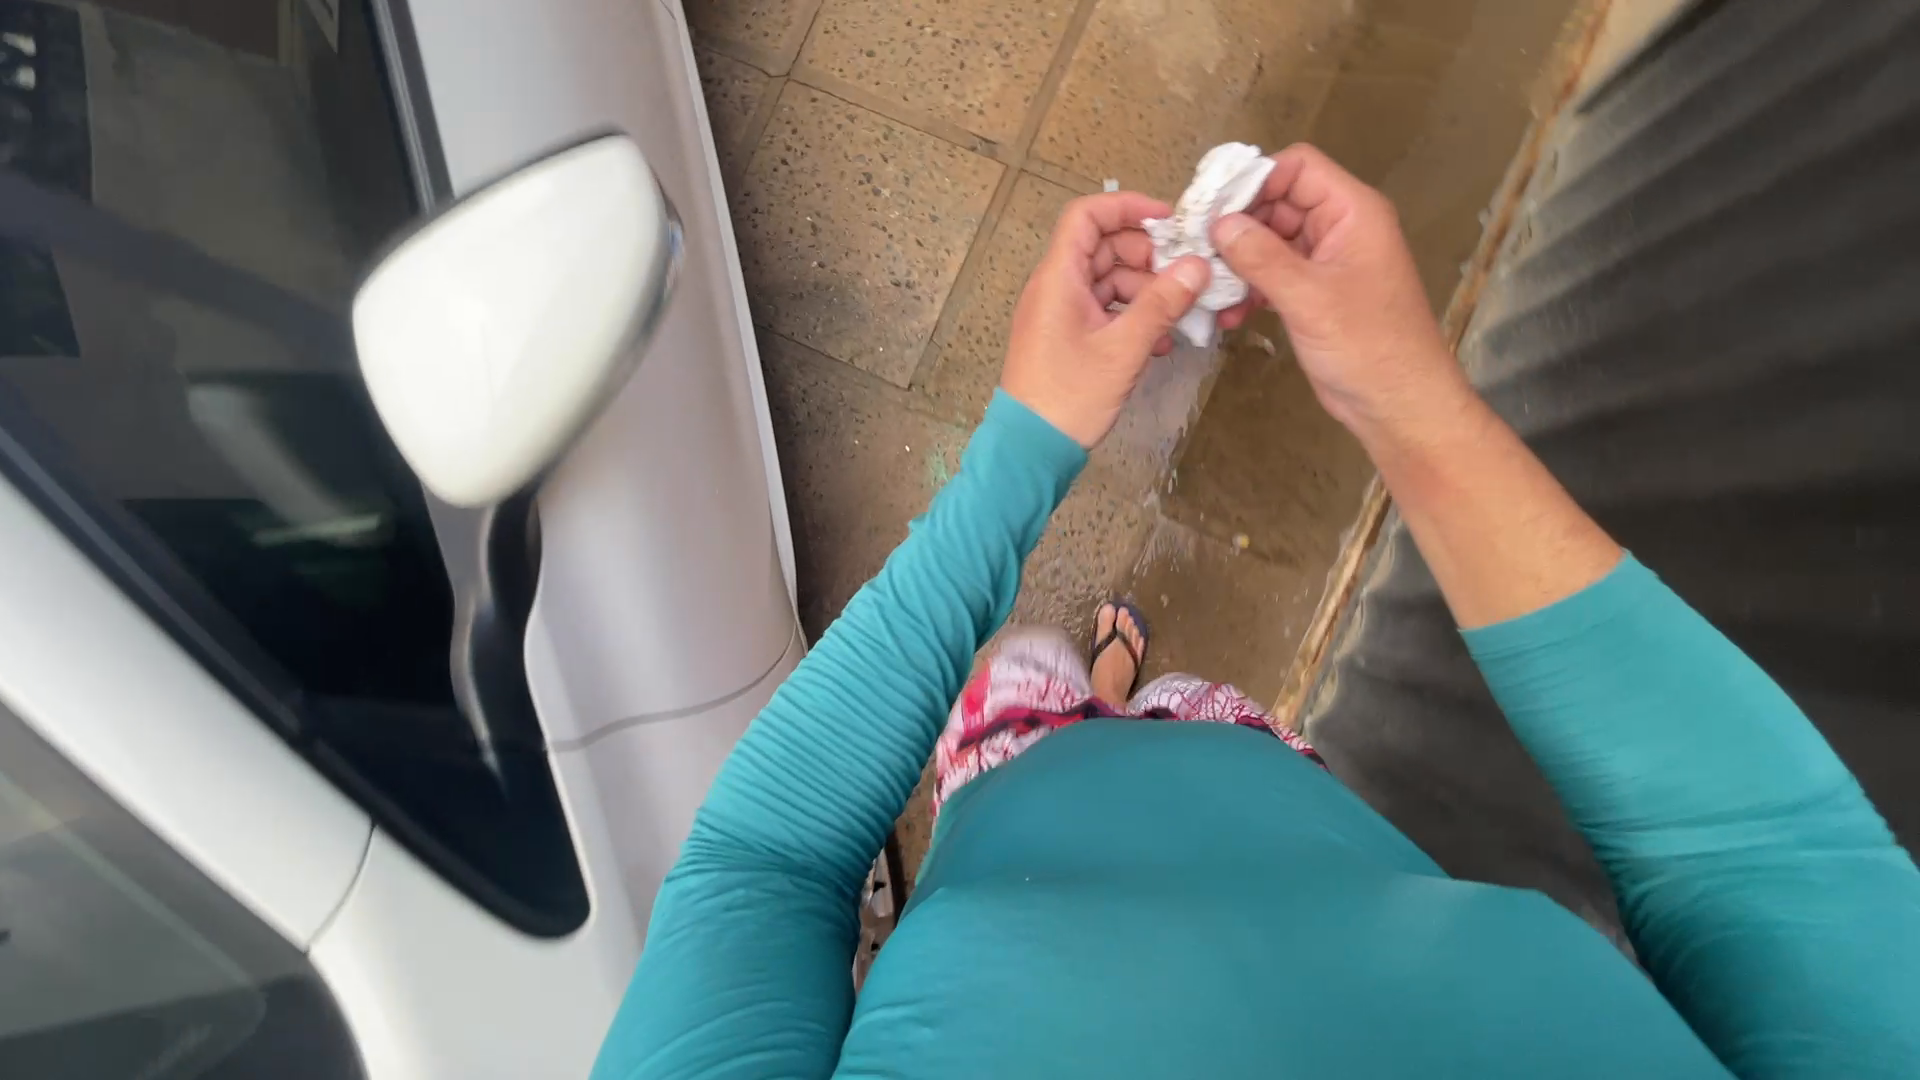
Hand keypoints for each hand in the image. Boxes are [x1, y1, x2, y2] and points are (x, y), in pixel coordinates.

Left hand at [1000, 192, 1210, 447]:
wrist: (1030, 449)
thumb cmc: (1070, 397)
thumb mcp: (1123, 349)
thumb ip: (1162, 304)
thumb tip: (1197, 266)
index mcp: (1058, 278)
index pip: (1087, 215)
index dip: (1127, 207)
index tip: (1169, 221)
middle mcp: (1054, 289)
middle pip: (1103, 248)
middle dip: (1146, 257)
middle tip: (1182, 277)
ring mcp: (1058, 315)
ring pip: (1106, 283)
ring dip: (1144, 293)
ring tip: (1176, 318)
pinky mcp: (1065, 340)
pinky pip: (1101, 312)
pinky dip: (1129, 318)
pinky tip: (1158, 342)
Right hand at [1210, 144, 1471, 437]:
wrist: (1393, 400)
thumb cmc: (1365, 343)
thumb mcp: (1308, 297)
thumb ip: (1262, 257)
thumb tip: (1219, 224)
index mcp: (1351, 213)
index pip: (1298, 168)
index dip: (1256, 181)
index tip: (1213, 210)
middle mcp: (1337, 229)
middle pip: (1278, 204)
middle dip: (1238, 226)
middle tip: (1197, 251)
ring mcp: (1324, 264)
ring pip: (1270, 244)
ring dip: (1238, 264)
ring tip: (1208, 288)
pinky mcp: (1311, 295)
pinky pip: (1272, 277)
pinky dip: (1249, 290)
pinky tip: (1227, 314)